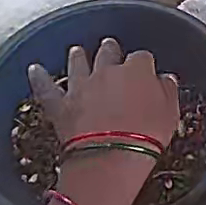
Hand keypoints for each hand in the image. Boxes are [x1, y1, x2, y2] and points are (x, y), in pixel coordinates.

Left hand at [30, 38, 180, 150]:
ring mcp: (81, 86)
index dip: (144, 64)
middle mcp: (107, 71)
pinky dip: (40, 78)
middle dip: (110, 51)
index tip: (146, 71)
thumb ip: (168, 92)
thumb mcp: (170, 114)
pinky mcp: (62, 104)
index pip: (142, 58)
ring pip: (78, 64)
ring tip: (77, 51)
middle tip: (110, 48)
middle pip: (108, 53)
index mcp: (137, 70)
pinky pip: (47, 87)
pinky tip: (35, 69)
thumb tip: (166, 79)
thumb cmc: (147, 136)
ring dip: (78, 57)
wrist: (111, 156)